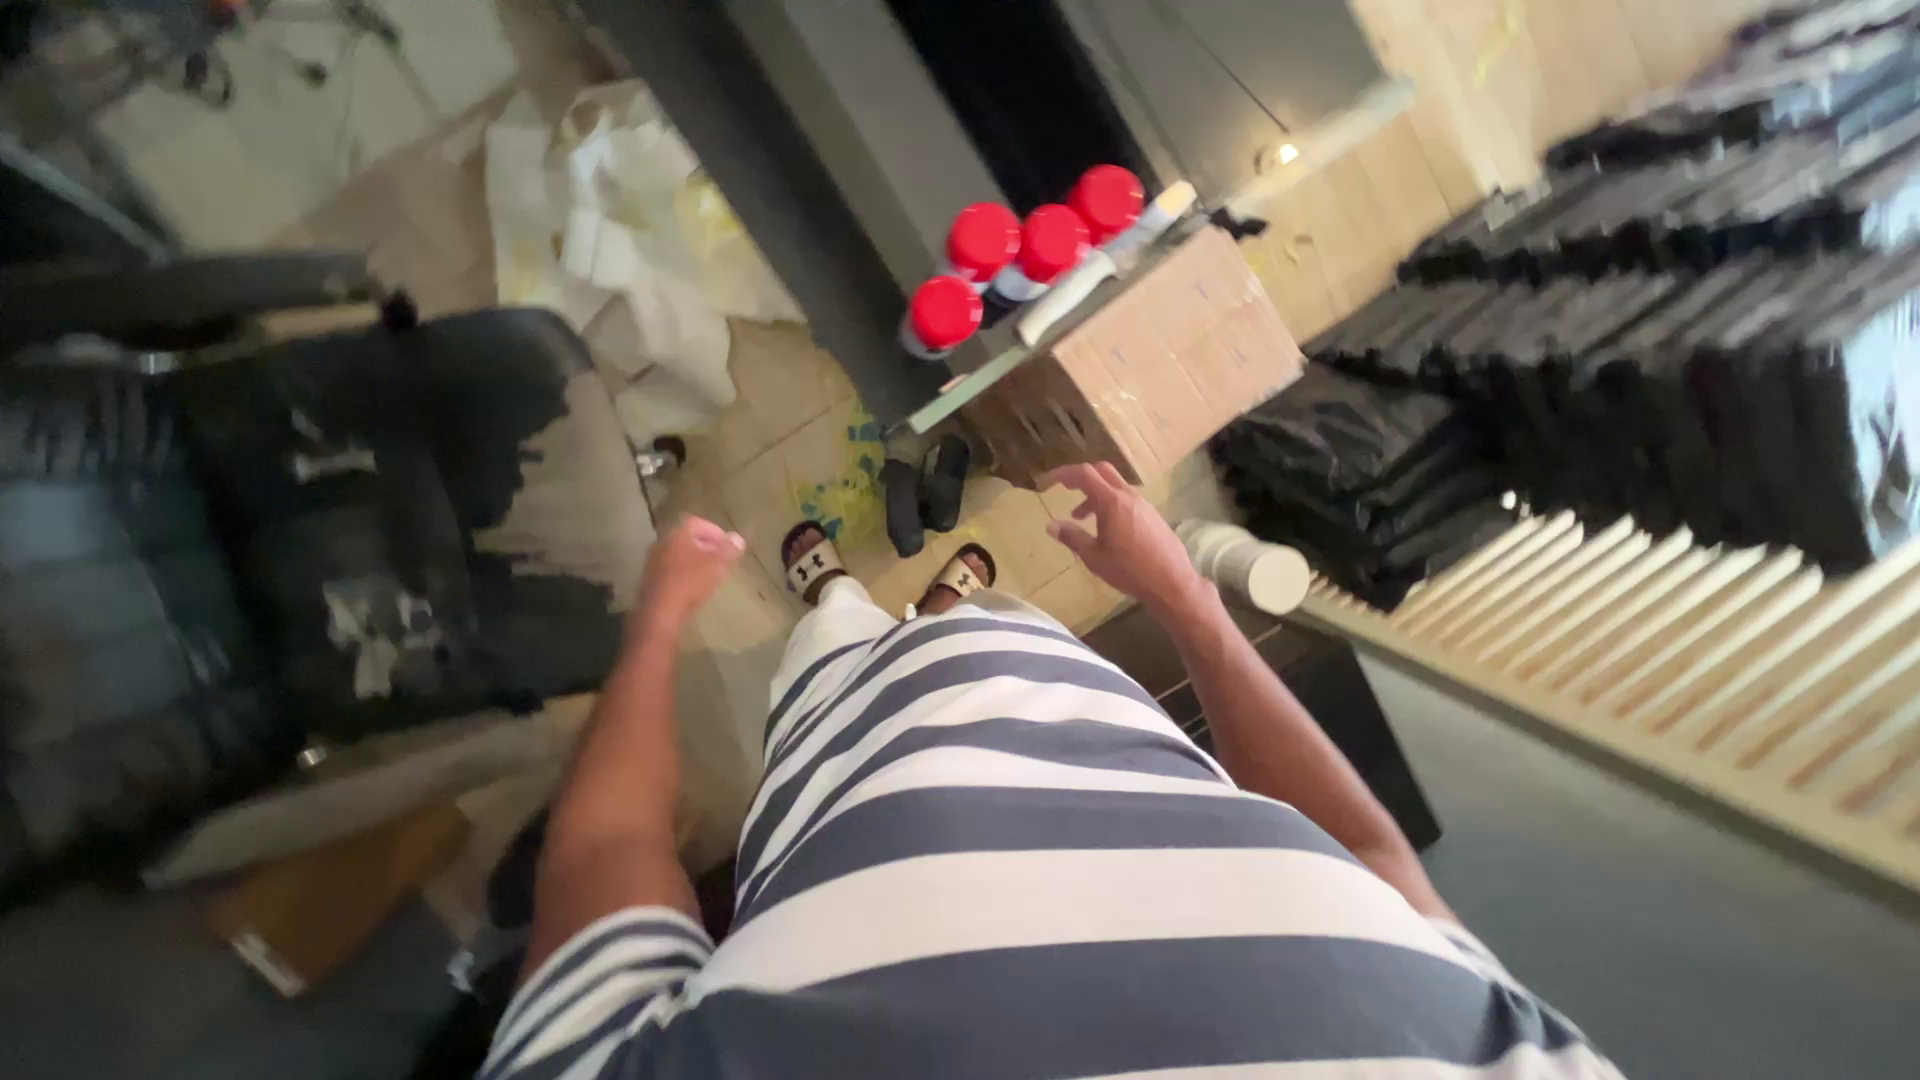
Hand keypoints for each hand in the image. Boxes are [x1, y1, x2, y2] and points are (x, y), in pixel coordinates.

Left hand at [631, 515, 745, 634]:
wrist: (659, 611)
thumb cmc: (689, 582)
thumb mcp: (716, 565)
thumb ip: (729, 550)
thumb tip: (738, 538)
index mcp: (677, 534)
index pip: (697, 523)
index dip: (715, 532)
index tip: (728, 546)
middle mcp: (662, 542)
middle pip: (687, 538)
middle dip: (707, 546)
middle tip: (722, 559)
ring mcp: (653, 561)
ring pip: (679, 554)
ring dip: (696, 560)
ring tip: (711, 573)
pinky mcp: (651, 579)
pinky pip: (672, 568)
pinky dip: (685, 572)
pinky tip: (695, 586)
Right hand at [1039, 462, 1212, 618]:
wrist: (1171, 581)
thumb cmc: (1129, 570)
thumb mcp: (1094, 557)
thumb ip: (1072, 537)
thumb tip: (1050, 526)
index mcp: (1112, 502)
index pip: (1085, 474)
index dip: (1065, 473)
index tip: (1050, 480)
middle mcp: (1129, 496)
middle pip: (1102, 471)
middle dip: (1081, 477)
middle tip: (1067, 489)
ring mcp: (1143, 504)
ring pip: (1115, 486)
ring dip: (1095, 494)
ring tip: (1081, 517)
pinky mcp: (1152, 514)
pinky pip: (1126, 498)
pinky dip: (1110, 503)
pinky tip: (1106, 526)